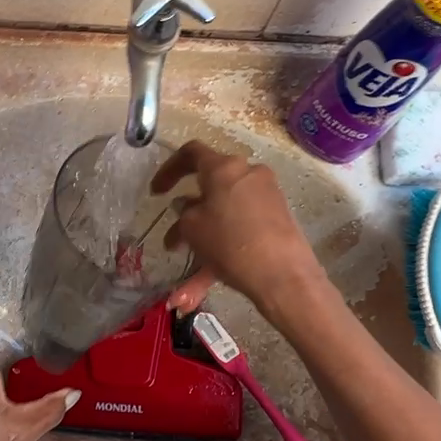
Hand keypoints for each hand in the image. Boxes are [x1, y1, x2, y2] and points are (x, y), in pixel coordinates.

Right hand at [151, 141, 327, 314]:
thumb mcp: (192, 228)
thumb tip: (186, 206)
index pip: (191, 153)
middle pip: (210, 188)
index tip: (157, 192)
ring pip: (223, 216)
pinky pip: (239, 231)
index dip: (169, 169)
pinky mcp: (277, 219)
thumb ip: (183, 213)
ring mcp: (266, 196)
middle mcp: (248, 174)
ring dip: (203, 244)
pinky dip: (220, 254)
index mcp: (223, 168)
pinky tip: (202, 287)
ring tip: (186, 282)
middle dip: (189, 215)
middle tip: (175, 237)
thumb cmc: (229, 243)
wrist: (284, 275)